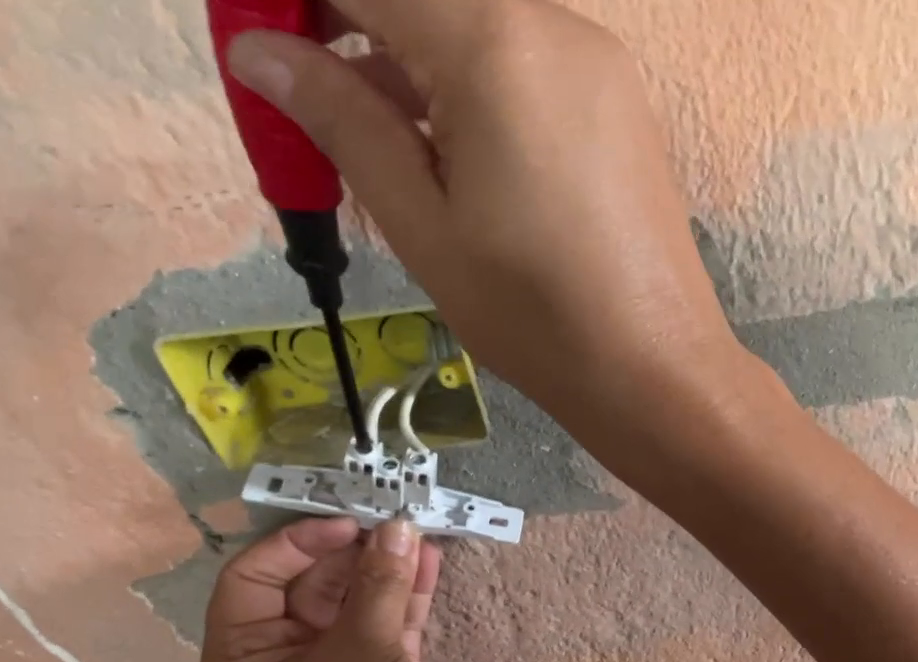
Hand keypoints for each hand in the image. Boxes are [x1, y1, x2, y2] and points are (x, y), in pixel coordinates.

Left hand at [201, 517, 460, 661]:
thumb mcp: (365, 653)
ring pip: (356, 598)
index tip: (349, 525)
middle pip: (310, 583)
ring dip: (386, 566)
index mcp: (244, 655)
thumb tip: (399, 527)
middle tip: (393, 520)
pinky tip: (431, 561)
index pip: (253, 578)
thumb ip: (381, 586)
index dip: (297, 545)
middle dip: (352, 551)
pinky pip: (388, 619)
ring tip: (419, 531)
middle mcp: (283, 653)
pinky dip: (408, 592)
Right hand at [223, 0, 744, 413]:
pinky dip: (472, 83)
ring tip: (374, 140)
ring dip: (409, 58)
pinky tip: (448, 148)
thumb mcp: (422, 225)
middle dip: (351, 27)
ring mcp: (601, 66)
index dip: (293, 5)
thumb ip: (342, 121)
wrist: (658, 369)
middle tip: (314, 104)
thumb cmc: (535, 314)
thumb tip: (259, 52)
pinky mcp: (623, 105)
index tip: (266, 59)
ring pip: (477, 25)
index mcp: (495, 43)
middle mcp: (557, 28)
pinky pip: (527, 62)